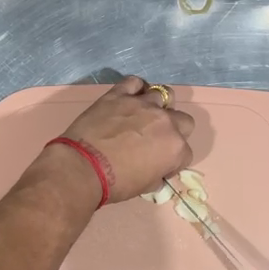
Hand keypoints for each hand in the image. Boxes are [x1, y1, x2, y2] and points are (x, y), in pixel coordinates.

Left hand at [57, 76, 193, 200]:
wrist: (83, 167)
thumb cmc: (116, 183)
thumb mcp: (145, 187)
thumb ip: (157, 174)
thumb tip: (156, 171)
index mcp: (175, 147)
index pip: (185, 153)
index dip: (173, 161)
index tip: (159, 166)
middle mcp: (165, 121)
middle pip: (183, 120)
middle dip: (174, 131)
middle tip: (155, 140)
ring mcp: (142, 104)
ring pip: (163, 95)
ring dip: (157, 107)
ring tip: (144, 116)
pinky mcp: (119, 94)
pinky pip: (135, 82)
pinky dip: (136, 88)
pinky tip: (130, 98)